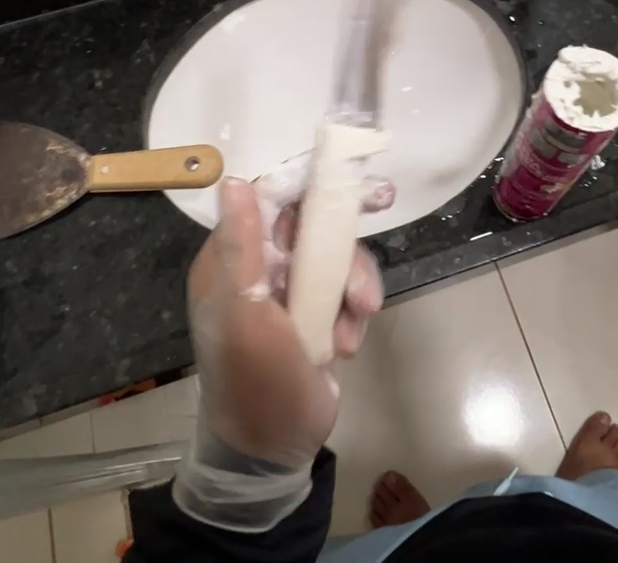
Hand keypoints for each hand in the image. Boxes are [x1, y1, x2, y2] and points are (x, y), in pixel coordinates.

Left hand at [174, 163, 388, 530]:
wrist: (273, 450)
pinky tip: (347, 342)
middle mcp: (260, 267)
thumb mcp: (245, 314)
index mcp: (232, 259)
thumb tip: (235, 181)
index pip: (269, 198)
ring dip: (354, 281)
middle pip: (310, 220)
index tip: (346, 167)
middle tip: (385, 198)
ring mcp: (290, 291)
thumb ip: (240, 247)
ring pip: (336, 255)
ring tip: (357, 316)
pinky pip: (347, 289)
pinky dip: (354, 311)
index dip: (308, 177)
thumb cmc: (254, 380)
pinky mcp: (316, 313)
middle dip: (346, 224)